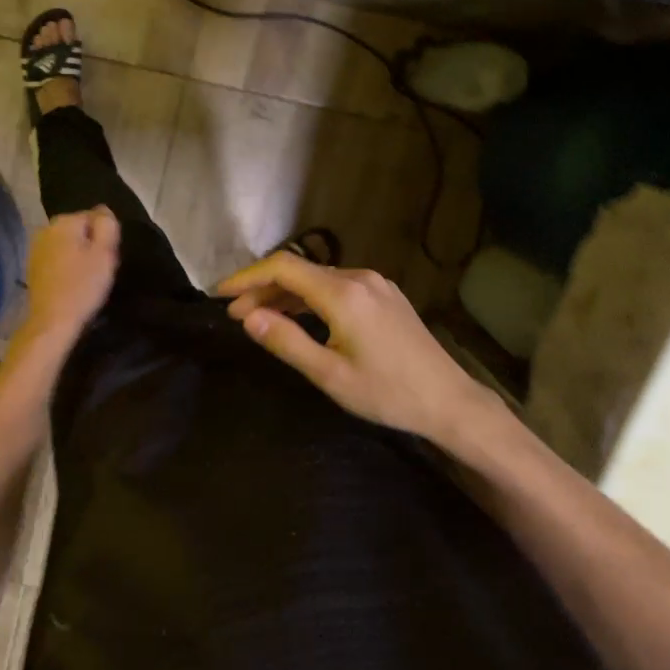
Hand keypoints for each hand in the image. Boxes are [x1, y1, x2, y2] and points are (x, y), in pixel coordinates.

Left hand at [23, 206, 120, 339]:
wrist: (52, 321)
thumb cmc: (82, 286)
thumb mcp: (105, 253)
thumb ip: (107, 226)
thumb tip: (103, 210)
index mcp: (64, 221)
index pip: (94, 217)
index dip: (104, 237)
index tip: (106, 258)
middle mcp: (46, 228)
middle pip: (78, 230)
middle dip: (90, 245)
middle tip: (98, 270)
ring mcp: (36, 247)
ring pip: (67, 244)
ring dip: (77, 256)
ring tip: (85, 278)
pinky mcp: (32, 265)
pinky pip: (56, 257)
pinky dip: (65, 266)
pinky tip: (70, 283)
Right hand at [218, 252, 493, 441]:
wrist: (449, 401)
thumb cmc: (386, 393)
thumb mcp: (329, 374)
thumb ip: (286, 341)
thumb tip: (248, 317)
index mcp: (343, 294)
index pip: (283, 268)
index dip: (247, 277)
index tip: (220, 295)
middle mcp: (359, 278)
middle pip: (299, 271)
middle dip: (262, 288)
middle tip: (235, 315)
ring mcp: (376, 285)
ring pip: (317, 278)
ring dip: (284, 294)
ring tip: (258, 317)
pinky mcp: (385, 296)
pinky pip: (336, 286)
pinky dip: (308, 297)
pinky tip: (296, 316)